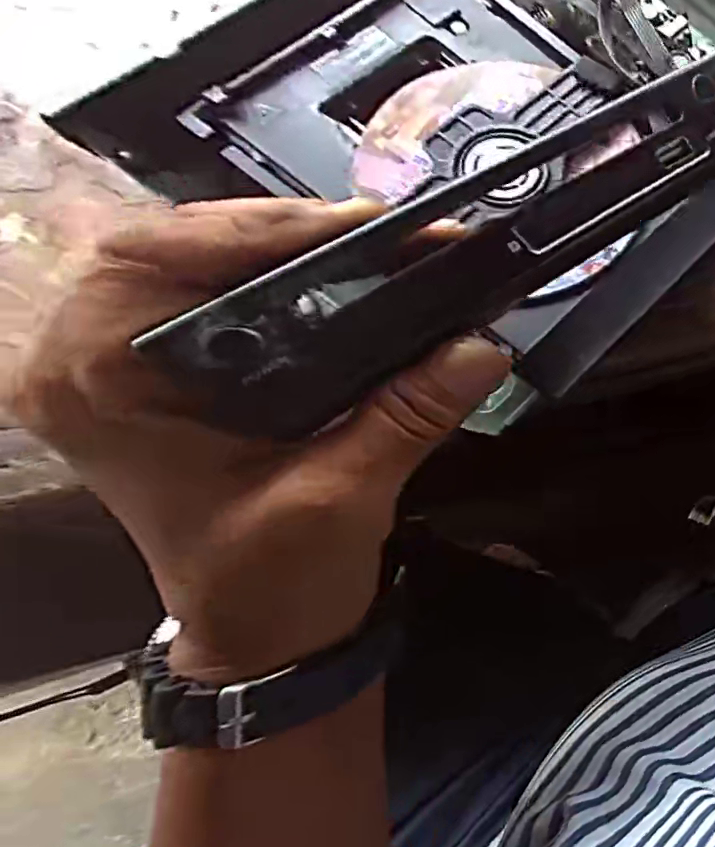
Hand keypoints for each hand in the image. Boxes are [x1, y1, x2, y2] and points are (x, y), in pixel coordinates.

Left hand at [7, 199, 511, 680]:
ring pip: (209, 265)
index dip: (258, 229)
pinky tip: (361, 279)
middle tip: (395, 235)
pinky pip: (239, 297)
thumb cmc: (276, 571)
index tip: (368, 229)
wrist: (268, 618)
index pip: (151, 261)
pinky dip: (304, 277)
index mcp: (99, 386)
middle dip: (289, 228)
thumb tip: (483, 346)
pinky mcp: (193, 374)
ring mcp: (142, 364)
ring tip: (389, 248)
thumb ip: (408, 416)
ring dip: (300, 247)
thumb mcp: (346, 494)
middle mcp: (99, 359)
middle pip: (178, 247)